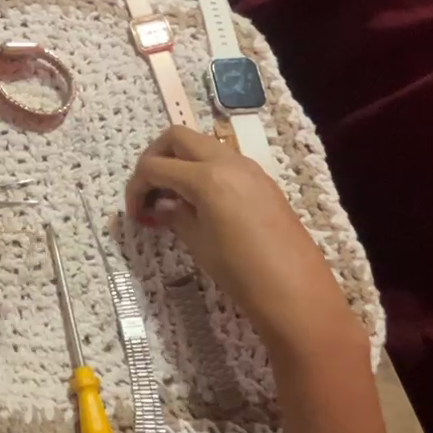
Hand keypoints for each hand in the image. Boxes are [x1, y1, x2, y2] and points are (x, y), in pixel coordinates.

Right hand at [124, 127, 360, 356]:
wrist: (298, 295)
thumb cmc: (242, 272)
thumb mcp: (197, 242)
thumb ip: (174, 214)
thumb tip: (160, 206)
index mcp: (206, 177)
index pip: (155, 166)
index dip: (136, 188)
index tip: (134, 213)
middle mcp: (227, 162)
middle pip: (176, 138)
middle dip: (154, 158)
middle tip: (147, 191)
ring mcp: (248, 168)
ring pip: (201, 146)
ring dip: (179, 163)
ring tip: (170, 199)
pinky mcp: (262, 181)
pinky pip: (222, 162)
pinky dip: (201, 171)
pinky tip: (197, 203)